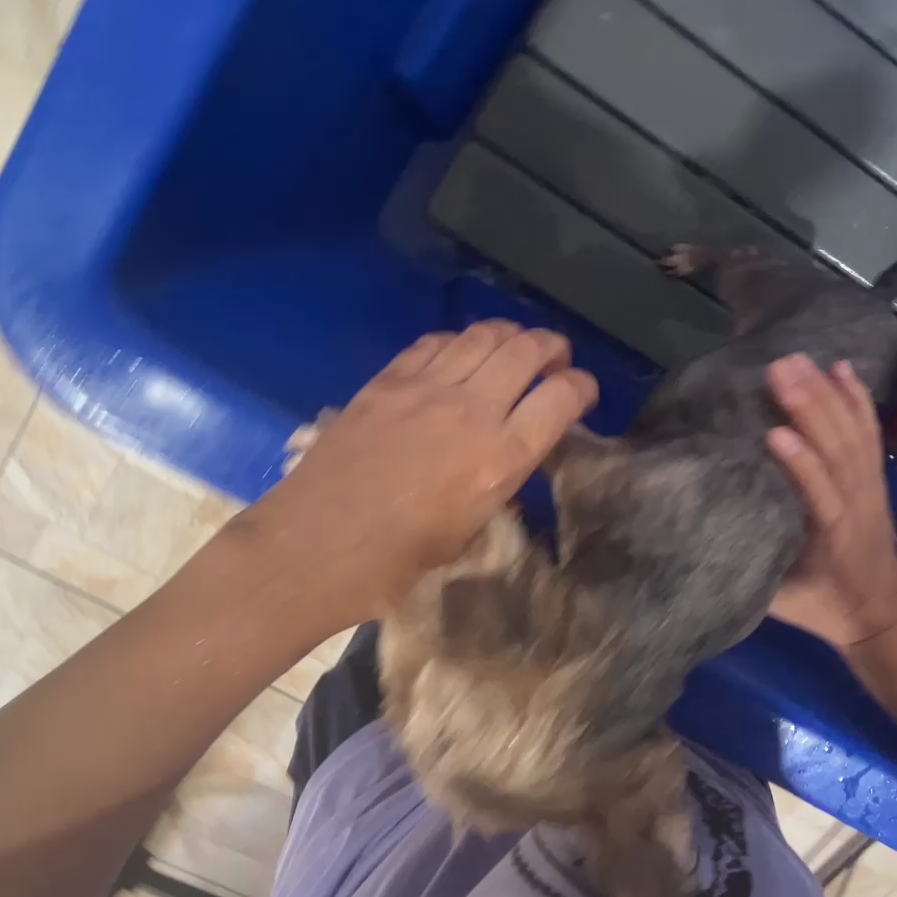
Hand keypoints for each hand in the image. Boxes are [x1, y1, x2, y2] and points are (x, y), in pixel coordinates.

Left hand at [232, 321, 597, 622]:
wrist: (315, 546)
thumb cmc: (395, 562)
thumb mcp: (469, 531)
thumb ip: (498, 481)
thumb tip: (509, 453)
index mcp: (499, 459)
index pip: (561, 398)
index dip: (582, 388)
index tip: (581, 392)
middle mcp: (471, 410)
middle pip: (528, 351)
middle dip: (553, 348)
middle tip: (555, 359)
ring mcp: (426, 388)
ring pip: (485, 335)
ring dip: (511, 335)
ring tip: (515, 346)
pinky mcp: (388, 379)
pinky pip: (436, 341)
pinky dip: (460, 340)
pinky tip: (460, 353)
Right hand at [765, 354, 896, 652]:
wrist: (881, 611)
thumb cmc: (823, 606)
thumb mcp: (781, 600)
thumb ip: (749, 569)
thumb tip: (695, 539)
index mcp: (833, 538)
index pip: (821, 496)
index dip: (802, 465)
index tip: (774, 433)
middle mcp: (856, 505)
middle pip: (838, 451)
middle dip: (810, 407)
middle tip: (778, 369)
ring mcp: (870, 487)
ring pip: (852, 435)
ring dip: (826, 394)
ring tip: (797, 361)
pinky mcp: (874, 476)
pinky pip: (868, 431)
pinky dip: (856, 399)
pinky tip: (841, 369)